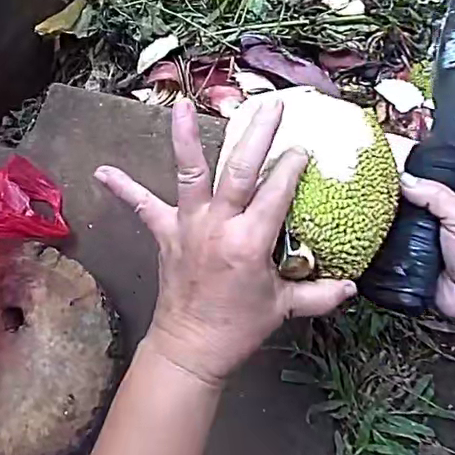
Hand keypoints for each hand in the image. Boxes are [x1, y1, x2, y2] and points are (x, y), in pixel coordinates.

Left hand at [95, 98, 357, 386]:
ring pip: (189, 172)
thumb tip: (353, 285)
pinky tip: (101, 170)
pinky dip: (123, 188)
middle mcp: (218, 225)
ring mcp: (188, 225)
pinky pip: (142, 206)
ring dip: (184, 137)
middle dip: (257, 135)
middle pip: (239, 170)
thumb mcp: (283, 309)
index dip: (291, 166)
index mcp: (250, 241)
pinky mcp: (165, 233)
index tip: (301, 148)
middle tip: (271, 105)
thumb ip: (320, 295)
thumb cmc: (238, 328)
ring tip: (181, 104)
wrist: (190, 349)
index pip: (276, 191)